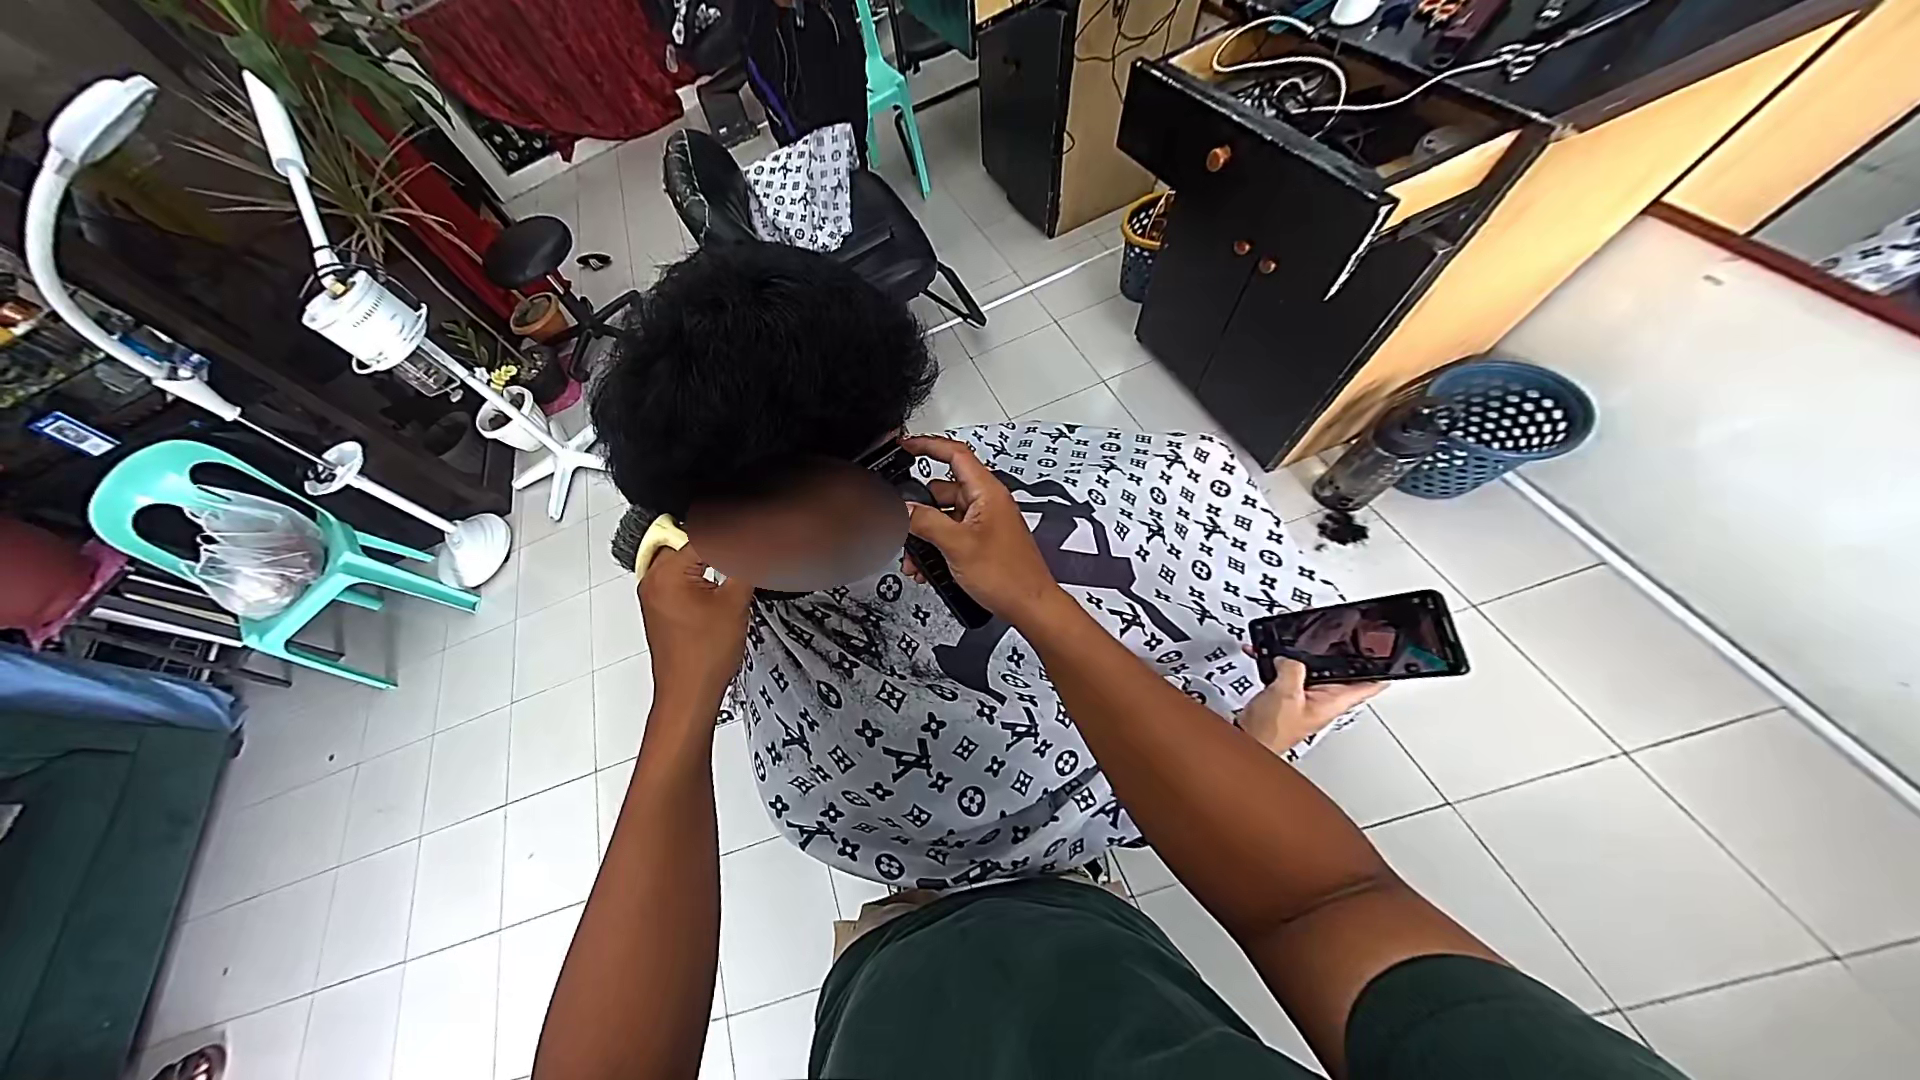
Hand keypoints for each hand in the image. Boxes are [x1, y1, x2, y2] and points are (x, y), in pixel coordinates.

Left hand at [640, 544, 754, 712]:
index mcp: (667, 574)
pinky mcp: (661, 606)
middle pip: (688, 540)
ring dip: (708, 556)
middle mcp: (653, 580)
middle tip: (742, 549)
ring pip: (683, 557)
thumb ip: (745, 564)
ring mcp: (654, 594)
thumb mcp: (735, 602)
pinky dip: (699, 572)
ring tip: (735, 564)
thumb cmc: (704, 657)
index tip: (753, 538)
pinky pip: (678, 575)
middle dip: (717, 541)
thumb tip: (755, 545)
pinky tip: (720, 582)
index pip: (703, 535)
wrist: (689, 693)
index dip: (732, 534)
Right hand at [897, 435, 1061, 624]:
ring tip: (918, 555)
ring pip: (945, 515)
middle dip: (920, 508)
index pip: (955, 454)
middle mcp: (988, 503)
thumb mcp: (957, 545)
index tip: (907, 446)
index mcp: (987, 492)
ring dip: (927, 533)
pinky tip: (930, 566)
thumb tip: (904, 510)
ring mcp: (985, 522)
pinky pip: (952, 533)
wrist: (1029, 605)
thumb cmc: (1009, 576)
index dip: (928, 445)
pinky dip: (938, 545)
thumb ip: (925, 522)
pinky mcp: (983, 540)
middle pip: (943, 490)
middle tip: (905, 524)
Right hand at [1237, 653, 1384, 755]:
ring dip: (1300, 655)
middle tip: (1340, 638)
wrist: (1249, 741)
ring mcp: (1304, 697)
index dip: (1381, 668)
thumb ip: (1293, 669)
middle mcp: (1322, 699)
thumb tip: (1290, 657)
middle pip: (1339, 671)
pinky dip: (1277, 662)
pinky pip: (1287, 672)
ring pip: (1310, 669)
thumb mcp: (1287, 694)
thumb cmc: (1272, 731)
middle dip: (1336, 653)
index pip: (1370, 685)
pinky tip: (1266, 654)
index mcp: (1333, 701)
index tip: (1386, 653)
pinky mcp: (1285, 695)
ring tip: (1295, 641)